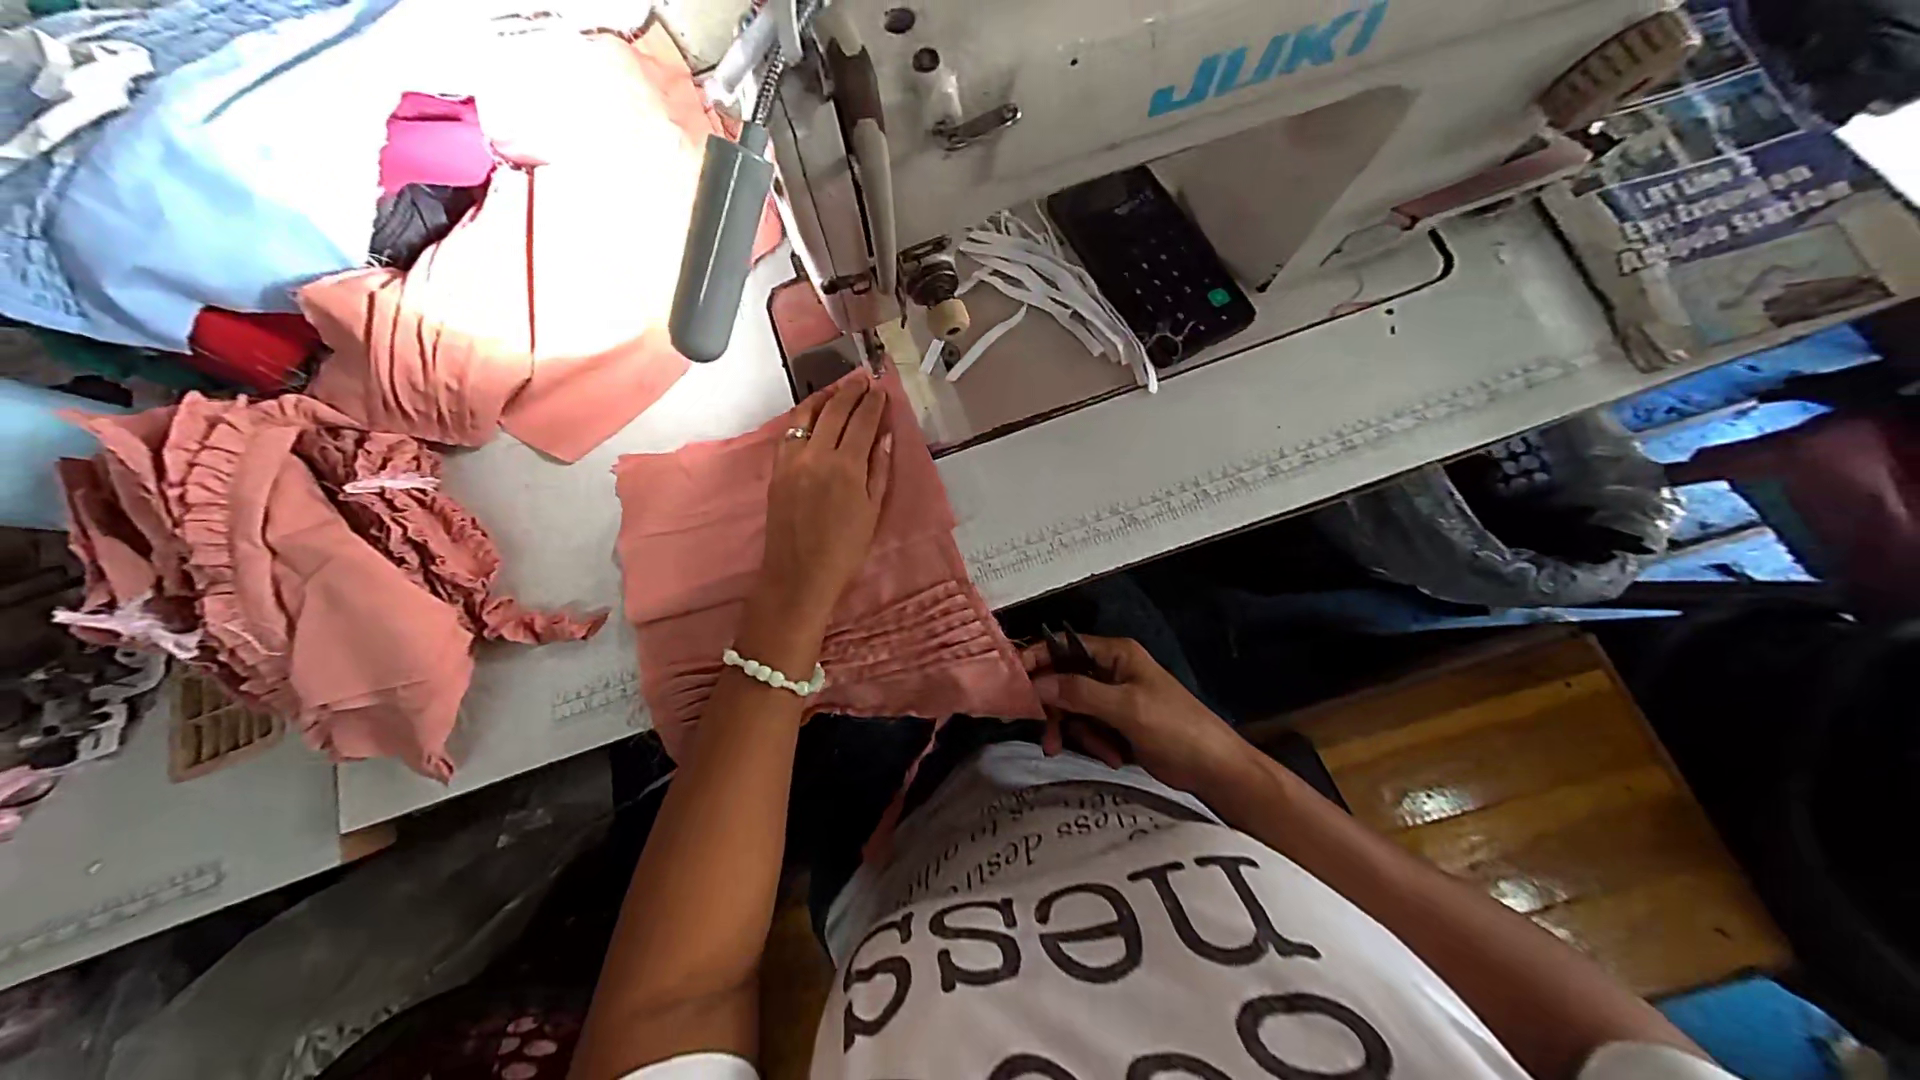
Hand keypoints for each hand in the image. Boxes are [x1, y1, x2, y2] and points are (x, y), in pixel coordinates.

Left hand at [753, 377, 892, 625]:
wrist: (799, 575)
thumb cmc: (845, 550)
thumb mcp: (873, 511)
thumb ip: (879, 470)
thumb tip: (884, 436)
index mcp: (847, 466)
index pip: (862, 421)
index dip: (874, 403)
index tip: (881, 390)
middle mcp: (817, 454)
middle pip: (835, 411)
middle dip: (851, 392)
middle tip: (863, 380)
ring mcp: (792, 460)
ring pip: (807, 415)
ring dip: (824, 397)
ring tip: (838, 389)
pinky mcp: (777, 469)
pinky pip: (790, 432)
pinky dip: (803, 417)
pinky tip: (812, 414)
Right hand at [1021, 635, 1260, 797]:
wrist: (1214, 768)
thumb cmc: (1175, 728)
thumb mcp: (1126, 708)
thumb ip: (1080, 693)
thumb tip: (1037, 684)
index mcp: (1116, 654)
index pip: (1064, 647)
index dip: (1037, 661)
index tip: (1013, 682)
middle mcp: (1111, 670)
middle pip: (1063, 681)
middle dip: (1057, 709)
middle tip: (1048, 735)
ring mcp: (1113, 697)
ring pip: (1072, 707)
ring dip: (1077, 732)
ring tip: (1098, 752)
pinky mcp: (1116, 722)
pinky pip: (1087, 726)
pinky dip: (1092, 742)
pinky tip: (1110, 757)